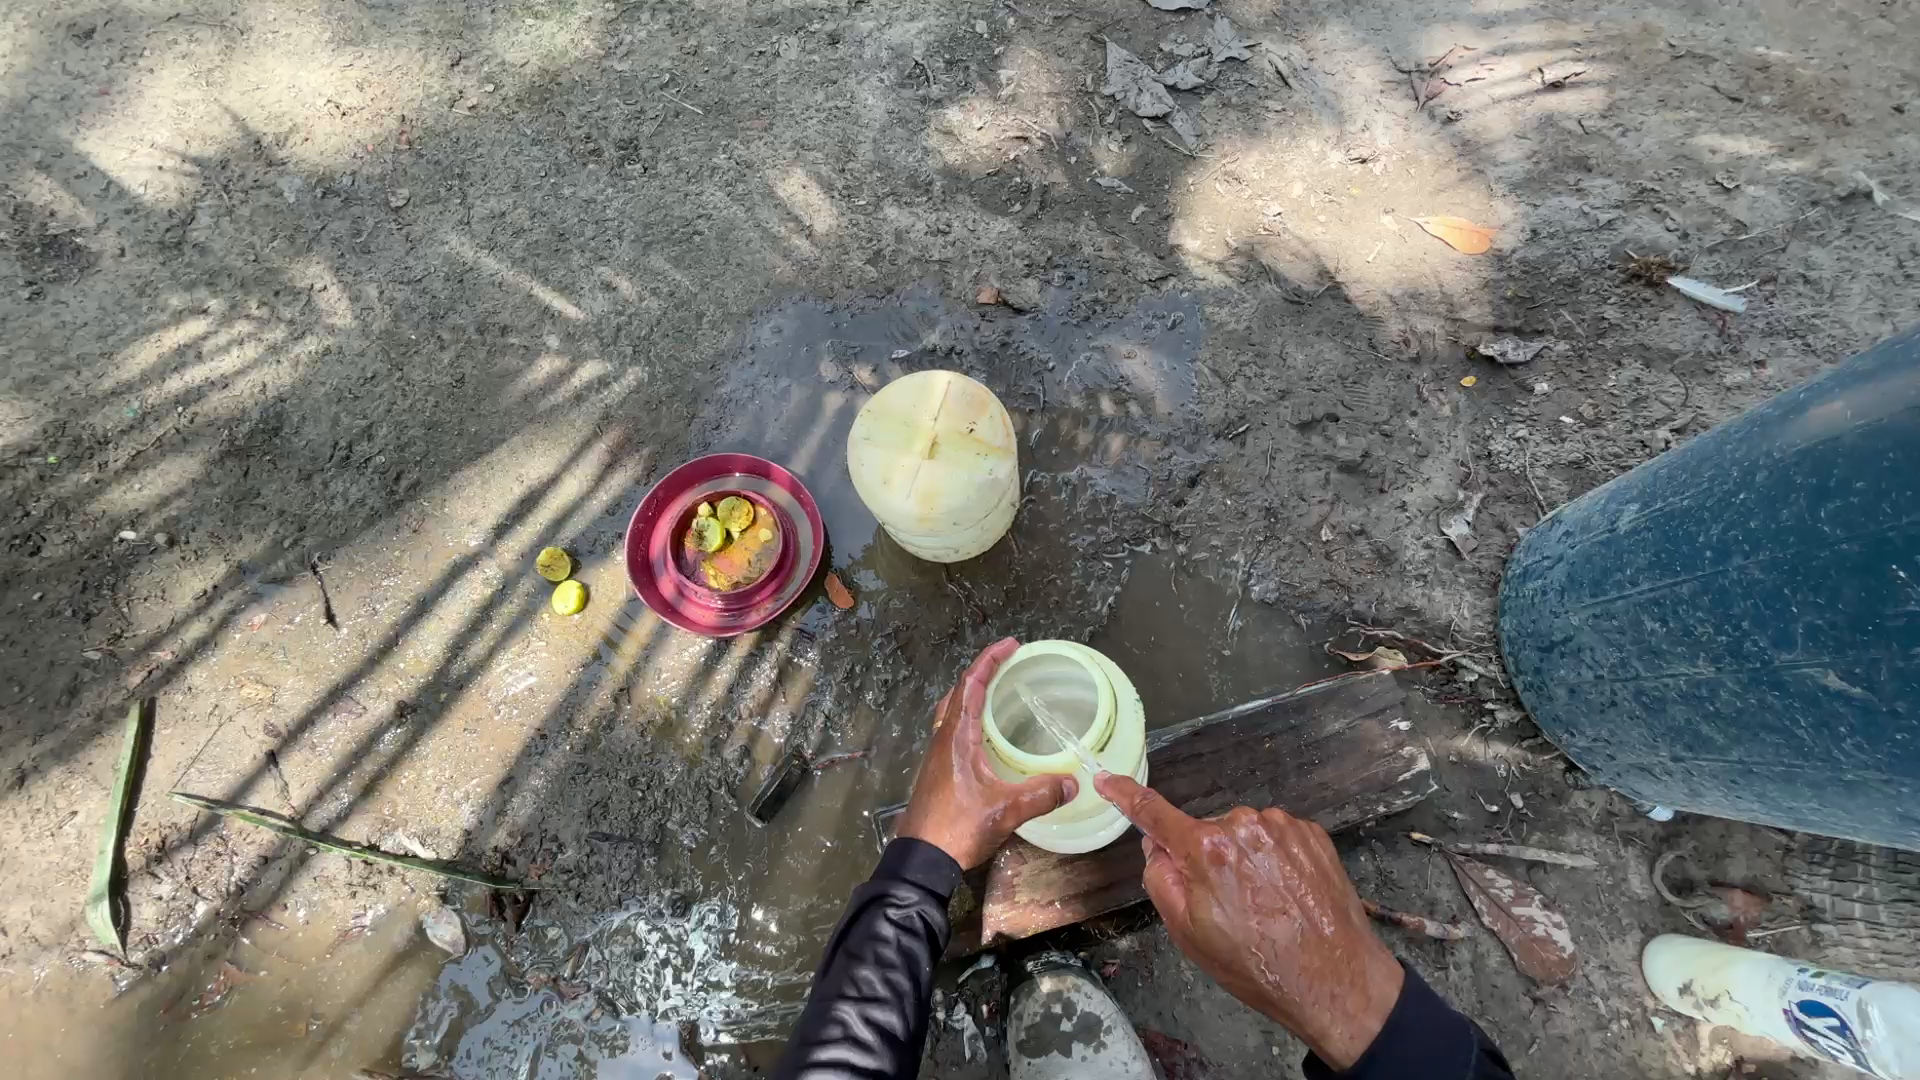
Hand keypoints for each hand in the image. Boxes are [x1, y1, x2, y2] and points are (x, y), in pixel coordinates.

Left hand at [896, 638, 1077, 869]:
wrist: (921, 857)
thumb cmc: (957, 827)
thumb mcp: (1005, 810)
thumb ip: (1041, 794)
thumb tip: (1073, 782)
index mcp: (956, 735)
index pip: (971, 685)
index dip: (990, 660)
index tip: (1011, 645)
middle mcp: (943, 737)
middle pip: (960, 691)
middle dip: (983, 671)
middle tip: (1008, 663)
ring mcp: (938, 753)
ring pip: (953, 709)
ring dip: (973, 693)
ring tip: (998, 690)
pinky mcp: (939, 768)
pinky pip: (953, 728)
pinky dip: (970, 716)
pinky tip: (986, 732)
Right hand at [1094, 772, 1403, 1070]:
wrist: (1340, 986)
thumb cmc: (1256, 965)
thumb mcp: (1187, 932)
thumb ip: (1159, 878)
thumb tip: (1157, 846)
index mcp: (1205, 848)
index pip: (1152, 811)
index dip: (1125, 794)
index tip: (1105, 778)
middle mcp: (1241, 823)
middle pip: (1203, 831)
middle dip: (1204, 858)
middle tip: (1228, 905)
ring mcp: (1280, 825)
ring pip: (1240, 833)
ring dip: (1242, 858)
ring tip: (1265, 903)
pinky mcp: (1311, 833)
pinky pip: (1274, 836)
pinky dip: (1272, 858)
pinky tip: (1287, 893)